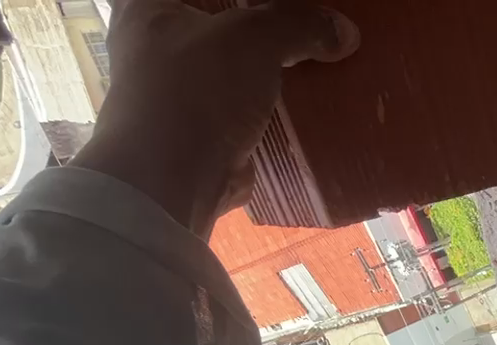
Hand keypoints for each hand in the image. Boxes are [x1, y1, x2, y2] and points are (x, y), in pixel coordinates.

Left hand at [70, 0, 358, 236]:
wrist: (174, 176)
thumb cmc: (197, 89)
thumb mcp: (252, 40)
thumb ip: (297, 25)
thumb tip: (345, 30)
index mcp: (151, 0)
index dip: (252, 1)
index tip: (295, 10)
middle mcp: (157, 38)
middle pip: (223, 23)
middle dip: (268, 28)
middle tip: (311, 32)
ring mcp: (178, 87)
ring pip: (236, 66)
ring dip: (275, 70)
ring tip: (317, 69)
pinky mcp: (202, 127)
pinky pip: (245, 106)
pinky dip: (274, 109)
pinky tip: (305, 112)